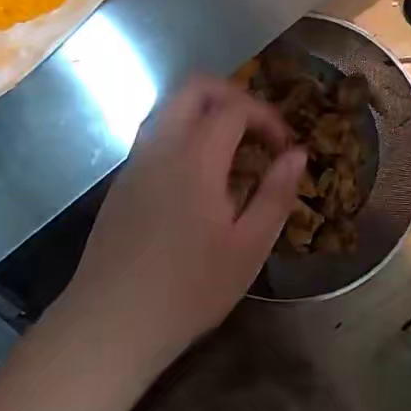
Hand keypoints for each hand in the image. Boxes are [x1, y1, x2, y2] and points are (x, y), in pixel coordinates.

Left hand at [56, 75, 305, 367]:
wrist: (111, 322)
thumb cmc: (189, 289)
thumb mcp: (249, 247)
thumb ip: (276, 194)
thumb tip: (298, 154)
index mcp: (196, 157)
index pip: (234, 106)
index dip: (266, 115)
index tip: (284, 145)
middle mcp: (161, 147)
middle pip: (194, 88)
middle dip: (232, 95)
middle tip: (258, 129)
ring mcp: (135, 163)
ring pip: (169, 109)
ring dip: (205, 113)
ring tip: (232, 150)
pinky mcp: (121, 183)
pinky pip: (155, 136)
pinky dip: (183, 134)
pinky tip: (198, 178)